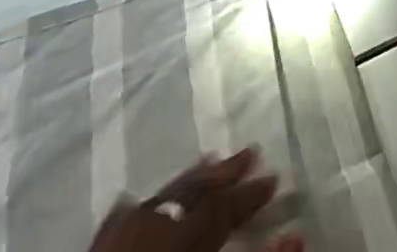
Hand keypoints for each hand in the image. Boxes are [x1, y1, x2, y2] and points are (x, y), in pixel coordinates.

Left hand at [90, 148, 302, 251]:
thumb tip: (296, 238)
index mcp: (183, 238)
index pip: (223, 207)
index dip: (250, 194)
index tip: (274, 178)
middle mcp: (153, 224)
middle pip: (193, 191)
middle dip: (224, 173)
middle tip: (250, 153)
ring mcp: (122, 233)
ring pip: (162, 196)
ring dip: (190, 181)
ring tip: (211, 163)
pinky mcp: (100, 245)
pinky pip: (131, 211)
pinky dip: (151, 201)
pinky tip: (149, 197)